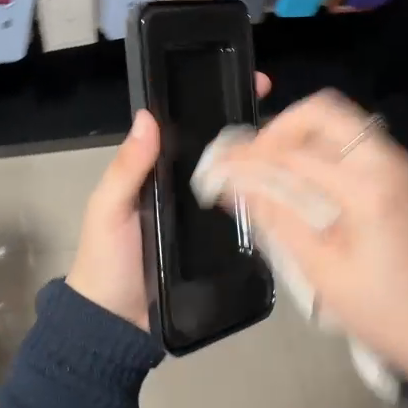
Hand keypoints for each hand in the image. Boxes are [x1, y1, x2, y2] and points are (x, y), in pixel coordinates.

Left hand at [66, 73, 271, 331]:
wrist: (117, 325)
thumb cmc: (107, 259)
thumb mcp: (108, 208)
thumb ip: (126, 168)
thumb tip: (147, 115)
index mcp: (155, 171)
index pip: (187, 129)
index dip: (214, 105)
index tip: (248, 82)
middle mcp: (184, 187)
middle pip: (221, 152)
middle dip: (251, 131)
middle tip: (287, 115)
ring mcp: (205, 217)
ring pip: (238, 183)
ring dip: (265, 166)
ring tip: (300, 148)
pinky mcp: (221, 247)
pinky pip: (244, 219)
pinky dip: (265, 206)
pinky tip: (292, 195)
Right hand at [227, 90, 407, 395]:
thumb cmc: (386, 313)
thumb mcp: (322, 272)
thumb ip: (275, 218)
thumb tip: (232, 183)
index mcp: (368, 188)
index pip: (293, 153)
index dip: (249, 157)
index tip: (217, 166)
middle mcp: (387, 162)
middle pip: (322, 111)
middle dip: (278, 128)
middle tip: (251, 160)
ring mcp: (397, 164)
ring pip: (336, 121)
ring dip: (297, 135)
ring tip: (268, 168)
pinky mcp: (399, 174)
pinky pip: (350, 140)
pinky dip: (318, 147)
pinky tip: (299, 179)